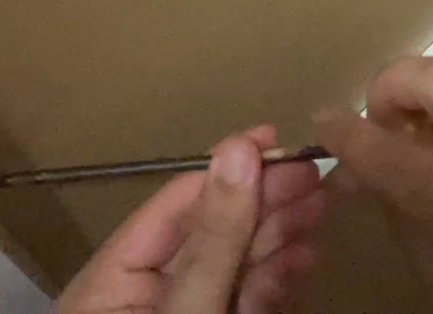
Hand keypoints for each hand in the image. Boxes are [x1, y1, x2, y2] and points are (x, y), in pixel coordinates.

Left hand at [55, 126, 324, 313]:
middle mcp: (141, 291)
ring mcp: (176, 312)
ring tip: (320, 207)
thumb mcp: (187, 307)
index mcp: (112, 276)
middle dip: (266, 201)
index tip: (276, 137)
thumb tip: (238, 147)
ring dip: (279, 234)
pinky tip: (305, 256)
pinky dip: (274, 278)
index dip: (230, 165)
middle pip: (213, 228)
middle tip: (315, 174)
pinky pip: (240, 297)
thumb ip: (215, 235)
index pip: (178, 201)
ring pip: (233, 262)